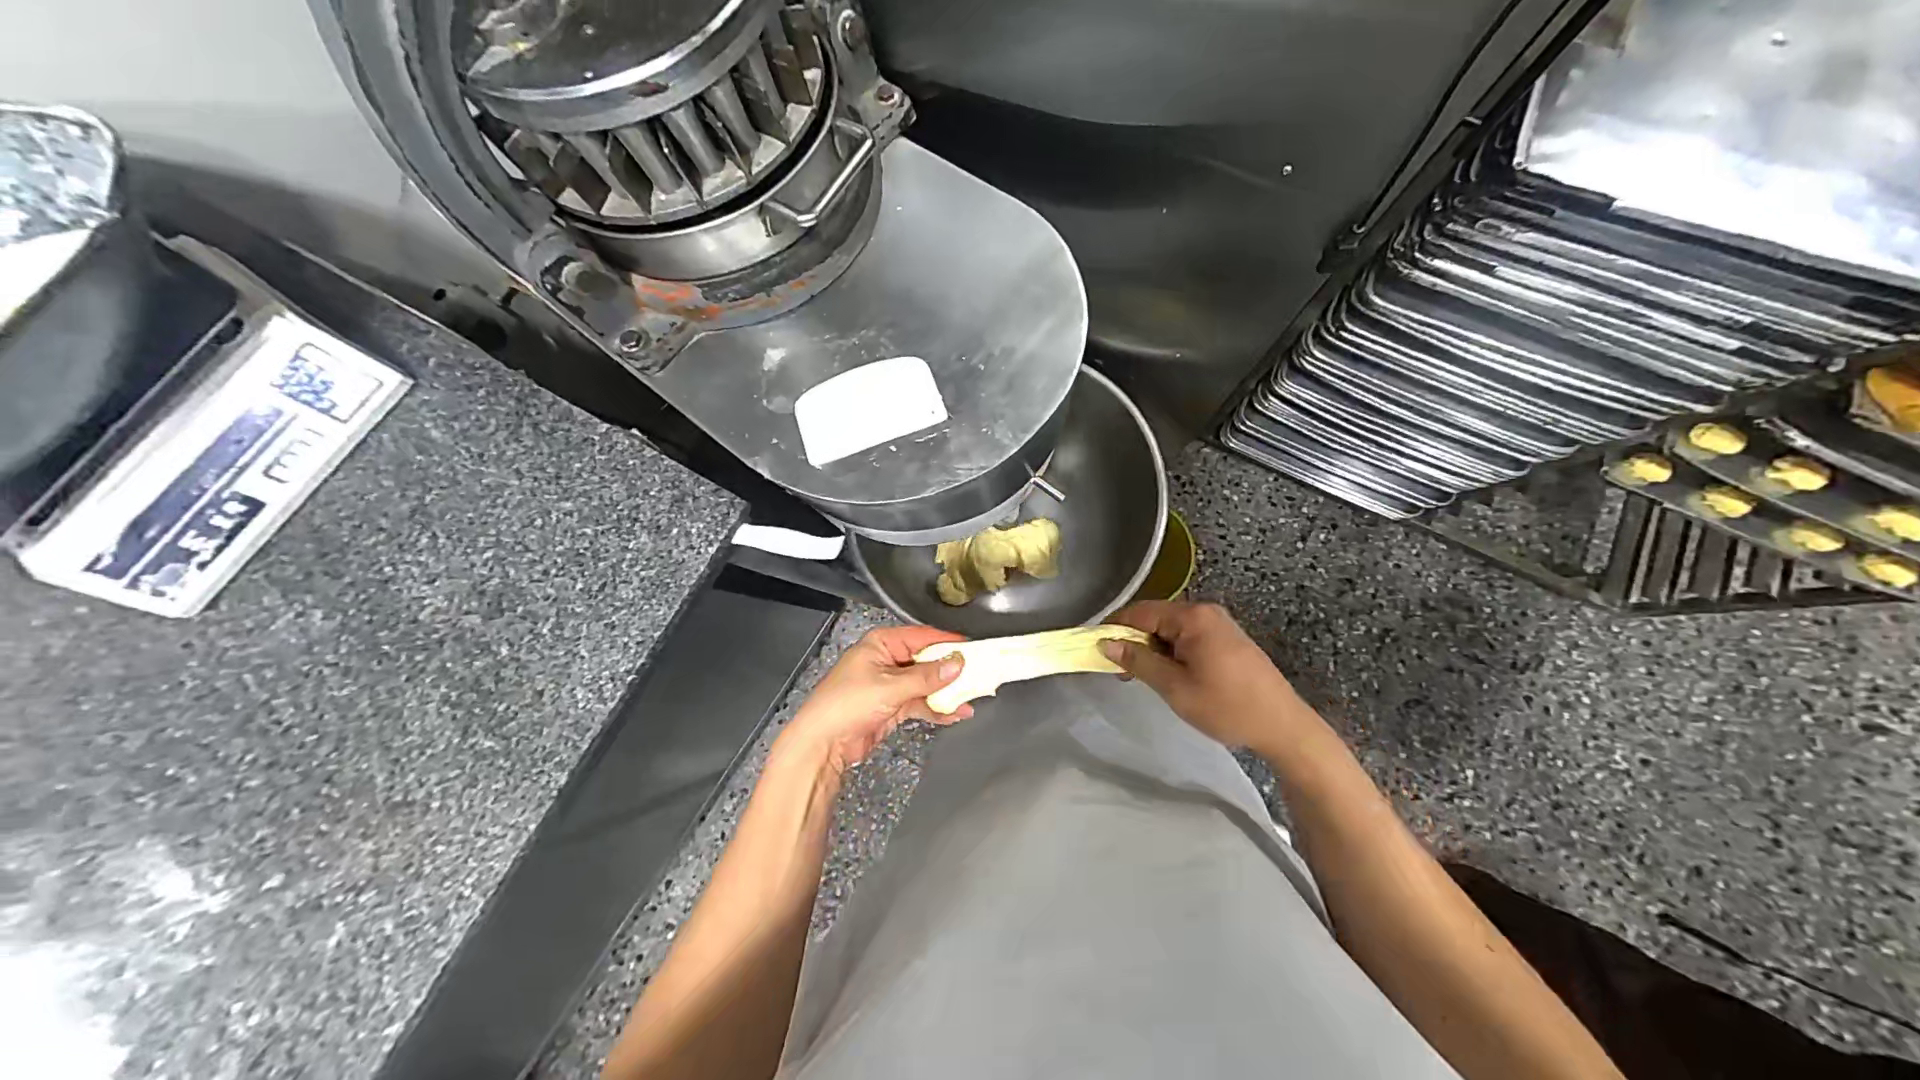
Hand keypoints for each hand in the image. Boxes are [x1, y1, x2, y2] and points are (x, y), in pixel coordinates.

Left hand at [782, 626, 972, 775]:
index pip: (923, 637)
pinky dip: (937, 708)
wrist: (822, 743)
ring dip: (947, 691)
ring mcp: (890, 684)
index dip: (948, 642)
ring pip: (926, 683)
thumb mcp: (890, 686)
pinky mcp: (892, 706)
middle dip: (951, 669)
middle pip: (927, 660)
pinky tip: (956, 713)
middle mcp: (887, 660)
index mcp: (881, 643)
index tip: (973, 648)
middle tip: (979, 673)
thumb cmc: (845, 704)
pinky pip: (921, 703)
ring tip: (972, 696)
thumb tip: (957, 664)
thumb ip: (926, 676)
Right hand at [1102, 601, 1306, 755]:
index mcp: (1193, 617)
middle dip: (1133, 640)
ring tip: (1143, 677)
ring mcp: (1219, 624)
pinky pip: (1187, 636)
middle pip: (1154, 617)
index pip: (1139, 612)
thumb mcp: (1175, 687)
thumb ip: (1138, 661)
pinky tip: (1169, 675)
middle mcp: (1206, 612)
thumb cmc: (1227, 707)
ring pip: (1170, 628)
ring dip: (1152, 648)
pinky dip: (1171, 651)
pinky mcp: (1227, 639)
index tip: (1096, 651)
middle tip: (1120, 671)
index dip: (1114, 629)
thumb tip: (1105, 643)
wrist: (1284, 727)